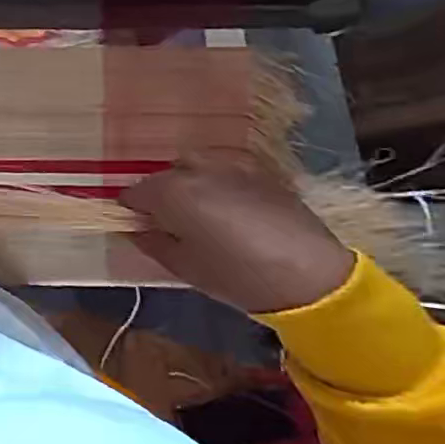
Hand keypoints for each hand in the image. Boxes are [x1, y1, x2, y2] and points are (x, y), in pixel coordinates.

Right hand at [120, 153, 354, 314]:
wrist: (312, 277)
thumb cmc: (236, 275)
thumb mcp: (181, 265)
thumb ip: (149, 241)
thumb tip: (135, 228)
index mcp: (170, 192)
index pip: (132, 193)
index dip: (132, 211)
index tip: (141, 228)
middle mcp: (196, 171)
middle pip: (162, 177)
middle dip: (160, 196)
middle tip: (171, 224)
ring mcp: (230, 167)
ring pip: (192, 166)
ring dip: (186, 183)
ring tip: (199, 211)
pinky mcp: (260, 173)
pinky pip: (224, 170)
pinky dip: (216, 183)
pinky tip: (230, 210)